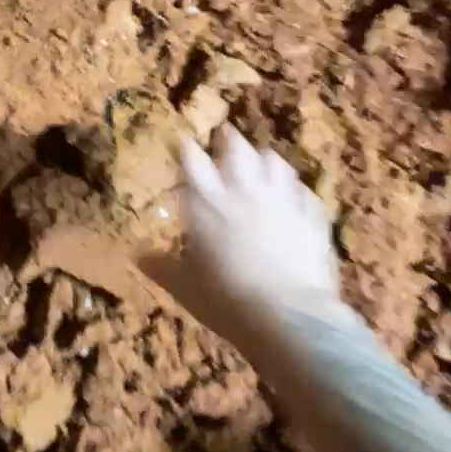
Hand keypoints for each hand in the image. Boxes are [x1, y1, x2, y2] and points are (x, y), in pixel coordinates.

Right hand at [158, 126, 353, 340]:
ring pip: (273, 160)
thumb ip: (162, 267)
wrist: (288, 315)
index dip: (185, 147)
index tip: (181, 140)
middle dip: (227, 139)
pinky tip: (292, 197)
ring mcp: (282, 197)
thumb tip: (138, 256)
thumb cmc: (226, 300)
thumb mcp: (185, 287)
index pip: (191, 159)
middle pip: (236, 147)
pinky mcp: (312, 213)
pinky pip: (302, 189)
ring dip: (263, 158)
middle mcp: (244, 189)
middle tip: (224, 136)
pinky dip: (294, 188)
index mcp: (206, 202)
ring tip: (260, 162)